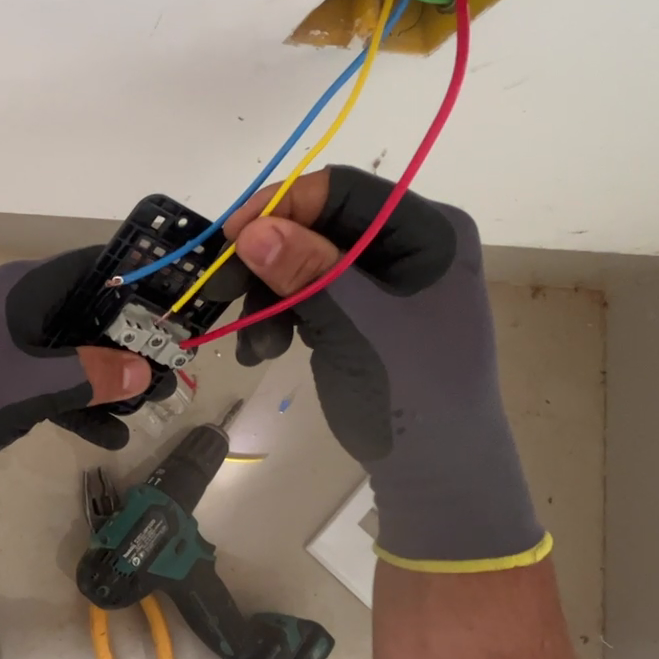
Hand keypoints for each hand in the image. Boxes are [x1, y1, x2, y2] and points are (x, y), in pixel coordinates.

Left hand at [0, 250, 156, 517]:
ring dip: (108, 381)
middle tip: (173, 367)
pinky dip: (76, 405)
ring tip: (154, 404)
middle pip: (86, 316)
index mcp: (23, 289)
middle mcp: (18, 310)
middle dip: (129, 344)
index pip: (92, 268)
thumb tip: (146, 371)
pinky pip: (48, 385)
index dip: (136, 284)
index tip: (175, 306)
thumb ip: (90, 375)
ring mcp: (7, 347)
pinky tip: (111, 436)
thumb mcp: (30, 385)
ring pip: (70, 356)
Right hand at [225, 166, 548, 570]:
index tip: (229, 240)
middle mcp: (404, 244)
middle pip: (315, 225)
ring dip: (267, 298)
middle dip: (268, 261)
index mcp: (427, 232)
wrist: (435, 468)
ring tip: (256, 345)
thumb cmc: (412, 393)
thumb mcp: (360, 327)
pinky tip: (263, 350)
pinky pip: (303, 295)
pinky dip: (276, 317)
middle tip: (224, 292)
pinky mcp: (355, 311)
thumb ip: (310, 272)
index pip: (342, 190)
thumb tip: (252, 229)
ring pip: (300, 262)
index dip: (281, 206)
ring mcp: (378, 280)